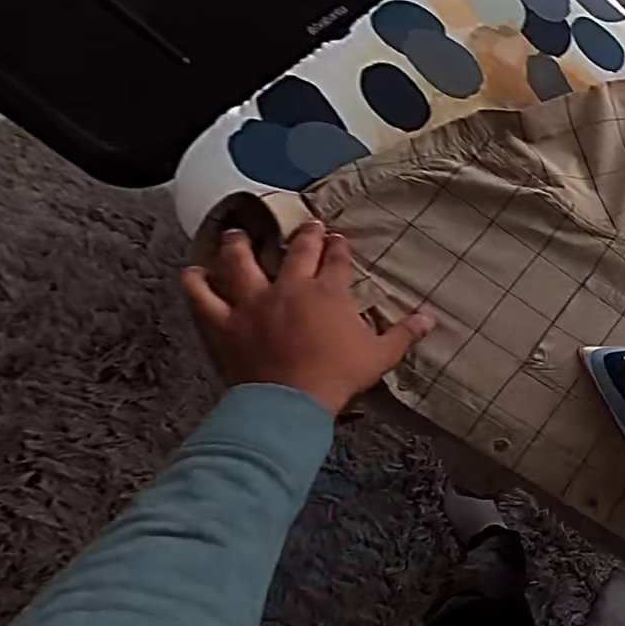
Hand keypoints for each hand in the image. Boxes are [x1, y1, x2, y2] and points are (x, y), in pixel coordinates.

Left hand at [181, 222, 434, 416]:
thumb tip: (430, 318)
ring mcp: (251, 301)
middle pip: (295, 251)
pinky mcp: (222, 321)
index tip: (339, 239)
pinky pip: (200, 294)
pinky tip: (194, 272)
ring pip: (240, 261)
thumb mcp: (381, 356)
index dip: (339, 247)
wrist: (291, 401)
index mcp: (328, 293)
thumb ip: (405, 333)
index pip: (336, 260)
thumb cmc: (339, 376)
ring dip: (239, 245)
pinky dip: (195, 280)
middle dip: (304, 235)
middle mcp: (288, 288)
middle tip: (307, 224)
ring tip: (238, 234)